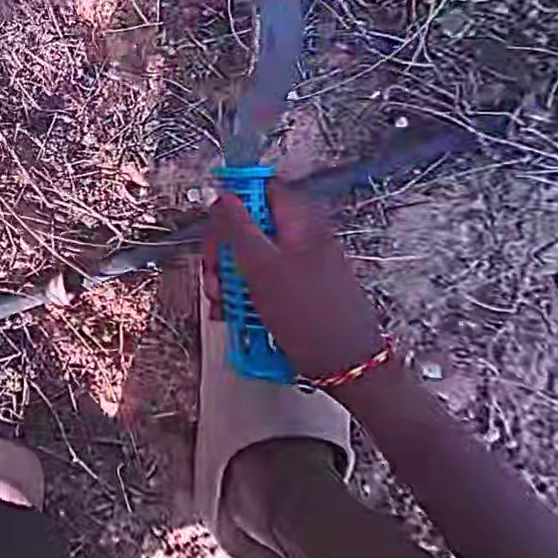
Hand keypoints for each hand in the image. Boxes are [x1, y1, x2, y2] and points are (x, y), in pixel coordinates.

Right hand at [205, 184, 385, 382]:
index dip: (235, 199)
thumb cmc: (308, 314)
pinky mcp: (293, 291)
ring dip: (228, 277)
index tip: (213, 218)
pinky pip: (259, 282)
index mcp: (301, 225)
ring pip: (249, 258)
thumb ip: (238, 228)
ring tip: (223, 299)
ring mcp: (297, 267)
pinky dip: (242, 295)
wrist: (343, 365)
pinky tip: (233, 313)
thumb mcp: (262, 267)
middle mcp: (300, 241)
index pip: (264, 191)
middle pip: (249, 228)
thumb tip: (222, 197)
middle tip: (215, 271)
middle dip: (224, 249)